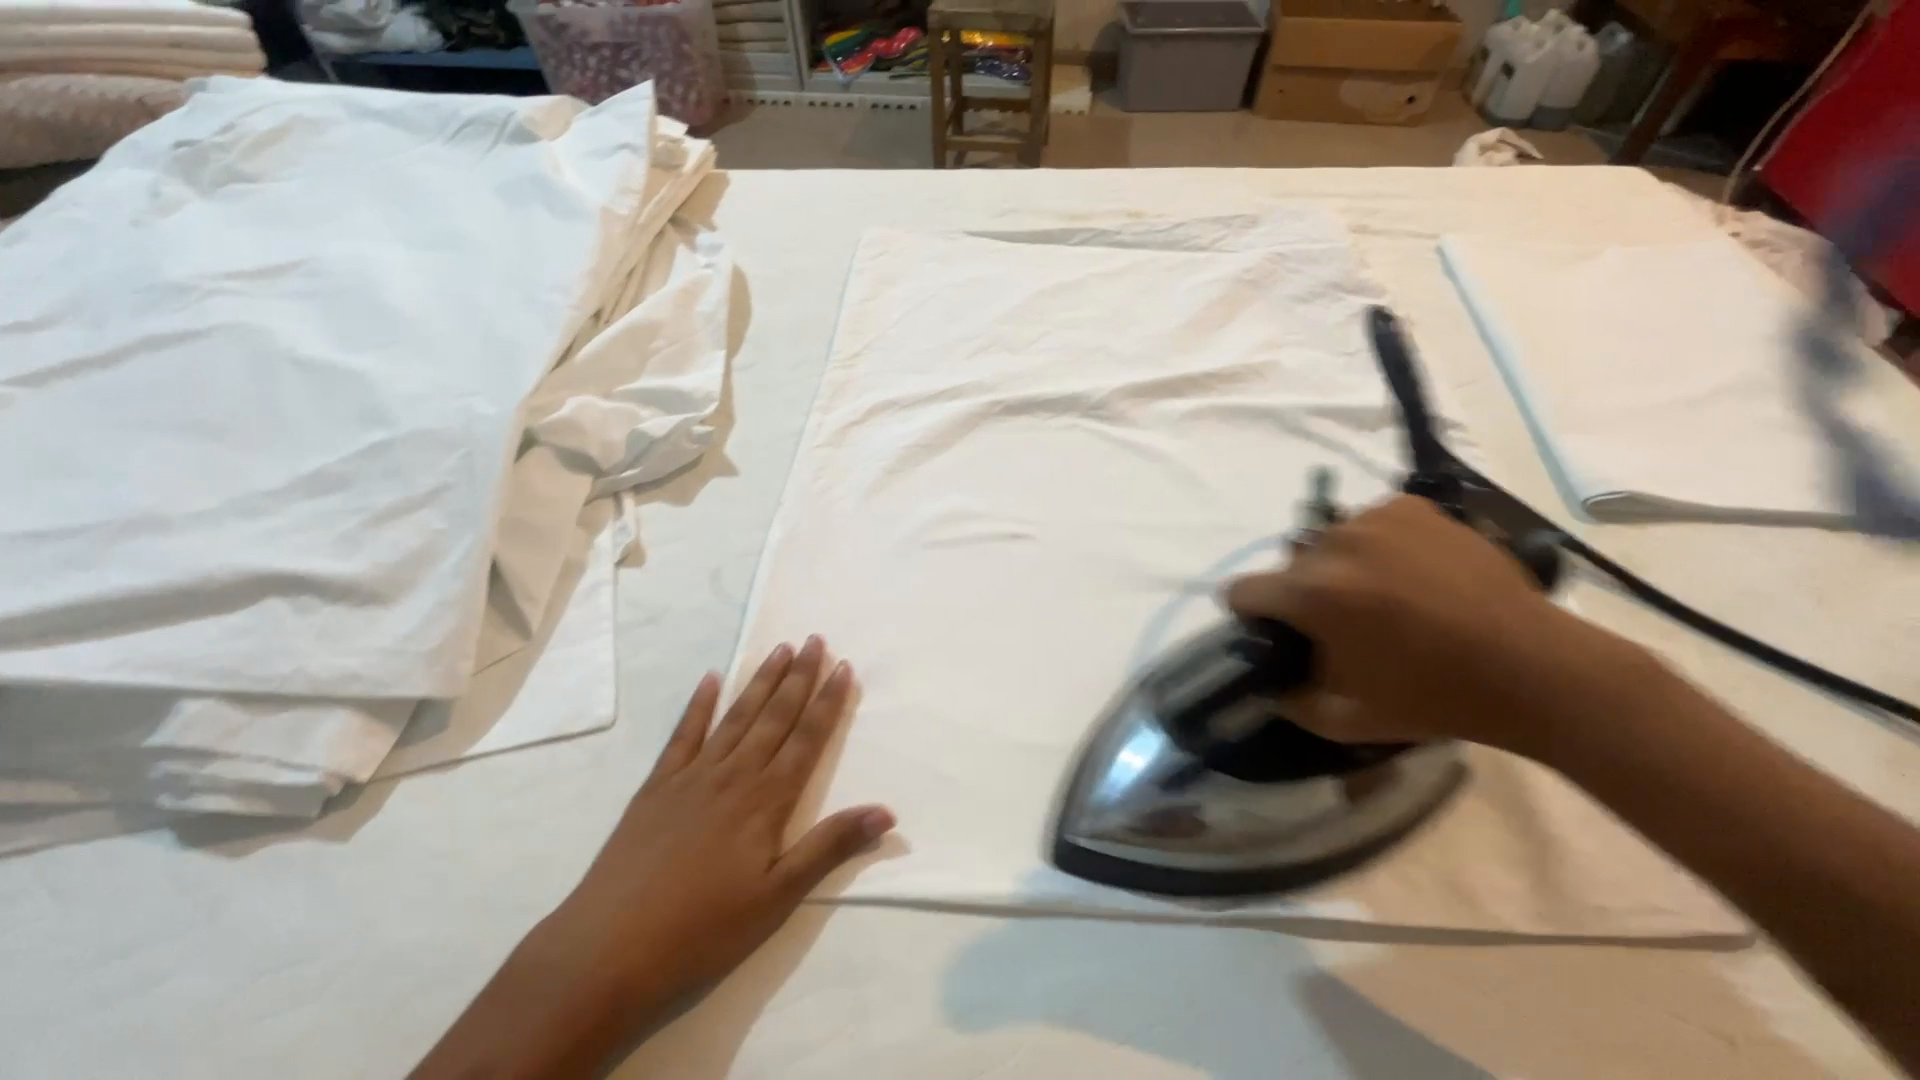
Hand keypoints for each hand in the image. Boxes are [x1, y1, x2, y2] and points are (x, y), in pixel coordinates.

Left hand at [543, 636, 894, 1022]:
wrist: (609, 946)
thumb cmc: (704, 928)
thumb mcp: (777, 897)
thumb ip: (829, 848)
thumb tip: (885, 811)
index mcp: (765, 802)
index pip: (807, 740)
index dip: (828, 703)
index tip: (843, 667)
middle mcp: (732, 777)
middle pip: (773, 717)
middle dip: (798, 678)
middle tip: (815, 640)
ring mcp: (690, 778)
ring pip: (734, 717)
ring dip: (759, 682)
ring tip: (778, 649)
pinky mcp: (655, 788)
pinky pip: (683, 735)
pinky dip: (698, 705)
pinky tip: (709, 680)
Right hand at [1225, 495, 1636, 754]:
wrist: (1529, 668)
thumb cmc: (1432, 698)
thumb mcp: (1343, 720)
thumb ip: (1287, 699)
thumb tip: (1267, 680)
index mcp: (1313, 594)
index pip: (1241, 591)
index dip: (1252, 616)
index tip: (1276, 634)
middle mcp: (1336, 543)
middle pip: (1289, 566)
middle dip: (1303, 594)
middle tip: (1342, 625)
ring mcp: (1378, 518)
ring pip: (1329, 542)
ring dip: (1340, 568)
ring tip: (1383, 598)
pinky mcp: (1414, 508)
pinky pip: (1371, 524)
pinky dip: (1378, 546)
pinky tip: (1410, 574)